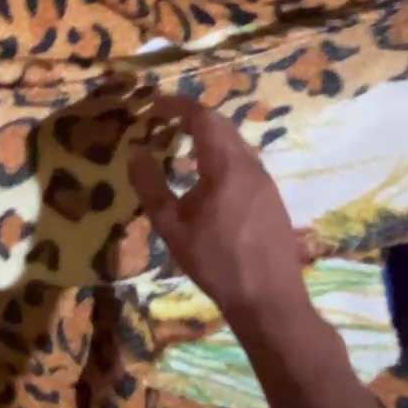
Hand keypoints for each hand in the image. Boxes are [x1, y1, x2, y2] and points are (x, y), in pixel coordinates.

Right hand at [127, 96, 311, 331]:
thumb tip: (135, 153)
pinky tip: (202, 174)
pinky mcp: (271, 199)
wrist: (270, 301)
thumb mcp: (170, 224)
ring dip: (207, 134)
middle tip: (160, 120)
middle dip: (190, 116)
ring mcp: (266, 183)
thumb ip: (149, 184)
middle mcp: (251, 168)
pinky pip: (243, 161)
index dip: (176, 105)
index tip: (151, 106)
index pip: (203, 118)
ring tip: (177, 143)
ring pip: (235, 143)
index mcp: (226, 168)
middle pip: (222, 125)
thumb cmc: (215, 260)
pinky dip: (219, 152)